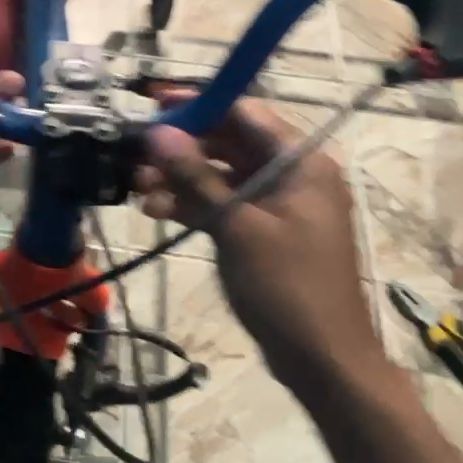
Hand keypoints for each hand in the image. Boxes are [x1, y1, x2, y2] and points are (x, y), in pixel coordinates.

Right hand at [135, 96, 381, 394]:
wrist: (325, 359)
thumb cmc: (287, 287)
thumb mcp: (237, 227)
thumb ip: (196, 177)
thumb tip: (159, 132)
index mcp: (301, 162)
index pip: (246, 113)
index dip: (199, 104)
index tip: (154, 103)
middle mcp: (293, 174)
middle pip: (230, 143)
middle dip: (182, 148)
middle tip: (137, 156)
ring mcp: (279, 204)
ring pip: (222, 175)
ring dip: (182, 179)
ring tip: (140, 191)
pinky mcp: (265, 231)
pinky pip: (225, 203)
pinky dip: (194, 205)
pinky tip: (158, 212)